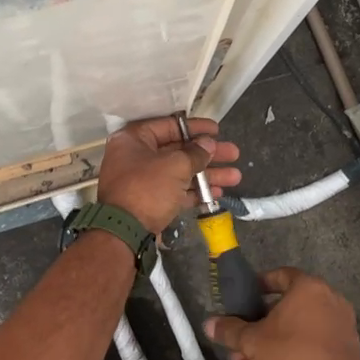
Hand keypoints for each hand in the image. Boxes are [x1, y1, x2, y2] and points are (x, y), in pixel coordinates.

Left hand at [95, 116, 240, 232]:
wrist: (124, 232)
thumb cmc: (147, 189)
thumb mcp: (174, 166)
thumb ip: (195, 153)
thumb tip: (208, 144)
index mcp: (133, 139)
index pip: (169, 126)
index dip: (195, 128)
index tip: (217, 130)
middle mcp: (135, 157)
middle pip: (177, 150)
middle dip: (208, 154)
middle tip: (234, 153)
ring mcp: (142, 181)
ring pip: (180, 172)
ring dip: (207, 175)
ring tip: (236, 176)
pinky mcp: (150, 202)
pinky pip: (175, 191)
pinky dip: (195, 191)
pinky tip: (219, 193)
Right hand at [206, 268, 359, 359]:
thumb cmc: (292, 358)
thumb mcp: (252, 342)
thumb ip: (230, 330)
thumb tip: (209, 324)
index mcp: (309, 289)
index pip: (281, 275)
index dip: (260, 284)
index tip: (245, 296)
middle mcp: (330, 301)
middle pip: (288, 306)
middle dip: (260, 323)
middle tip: (240, 337)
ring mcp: (341, 327)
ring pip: (298, 329)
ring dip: (271, 342)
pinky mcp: (346, 350)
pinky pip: (312, 343)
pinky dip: (291, 351)